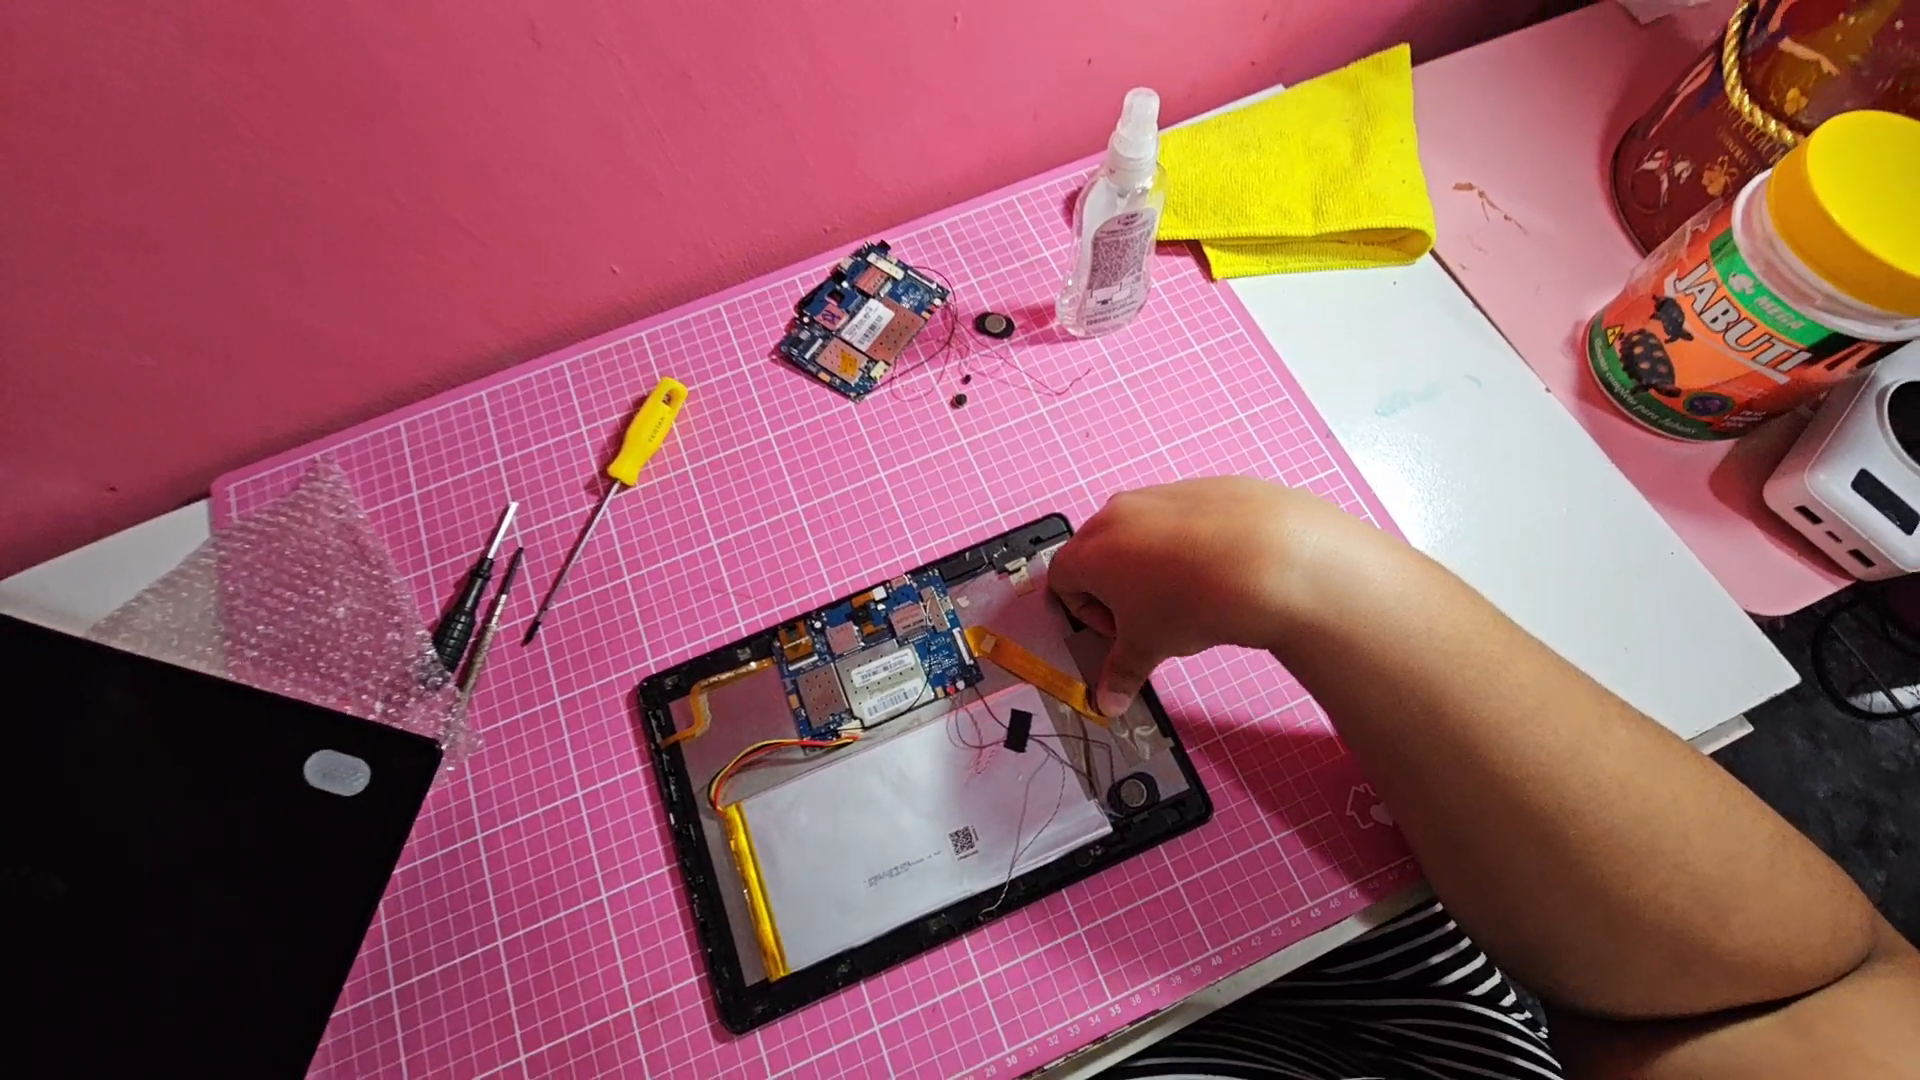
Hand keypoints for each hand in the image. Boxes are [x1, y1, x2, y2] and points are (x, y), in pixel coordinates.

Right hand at [1047, 476, 1383, 715]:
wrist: (1268, 560)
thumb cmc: (1192, 600)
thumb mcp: (1148, 647)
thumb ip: (1121, 673)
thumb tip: (1110, 701)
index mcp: (1090, 550)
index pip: (1061, 580)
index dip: (1084, 613)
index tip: (1117, 631)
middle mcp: (1116, 513)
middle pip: (1098, 553)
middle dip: (1116, 588)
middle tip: (1149, 617)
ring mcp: (1159, 495)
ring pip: (1139, 533)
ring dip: (1150, 564)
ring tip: (1190, 595)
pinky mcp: (1200, 487)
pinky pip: (1181, 518)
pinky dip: (1189, 543)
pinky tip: (1218, 570)